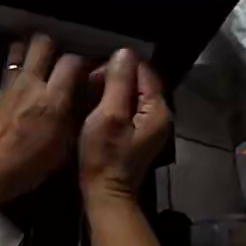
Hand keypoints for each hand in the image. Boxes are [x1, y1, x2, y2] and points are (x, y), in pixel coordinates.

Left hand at [0, 33, 85, 200]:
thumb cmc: (30, 165)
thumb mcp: (64, 147)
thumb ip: (77, 117)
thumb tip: (89, 99)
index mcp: (53, 99)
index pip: (73, 61)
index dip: (83, 62)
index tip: (88, 70)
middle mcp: (32, 84)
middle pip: (44, 43)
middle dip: (55, 46)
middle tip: (61, 60)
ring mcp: (11, 83)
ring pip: (22, 47)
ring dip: (32, 50)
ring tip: (41, 60)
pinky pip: (9, 64)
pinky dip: (18, 61)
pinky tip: (24, 73)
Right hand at [79, 49, 171, 207]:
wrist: (105, 194)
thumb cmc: (104, 155)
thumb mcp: (108, 115)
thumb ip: (118, 83)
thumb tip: (124, 52)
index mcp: (157, 109)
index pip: (143, 70)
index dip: (119, 65)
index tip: (95, 71)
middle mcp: (159, 114)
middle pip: (138, 80)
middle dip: (113, 77)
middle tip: (87, 84)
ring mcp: (148, 125)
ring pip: (130, 93)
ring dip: (109, 89)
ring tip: (87, 94)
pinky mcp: (136, 132)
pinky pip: (125, 107)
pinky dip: (110, 102)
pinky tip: (93, 107)